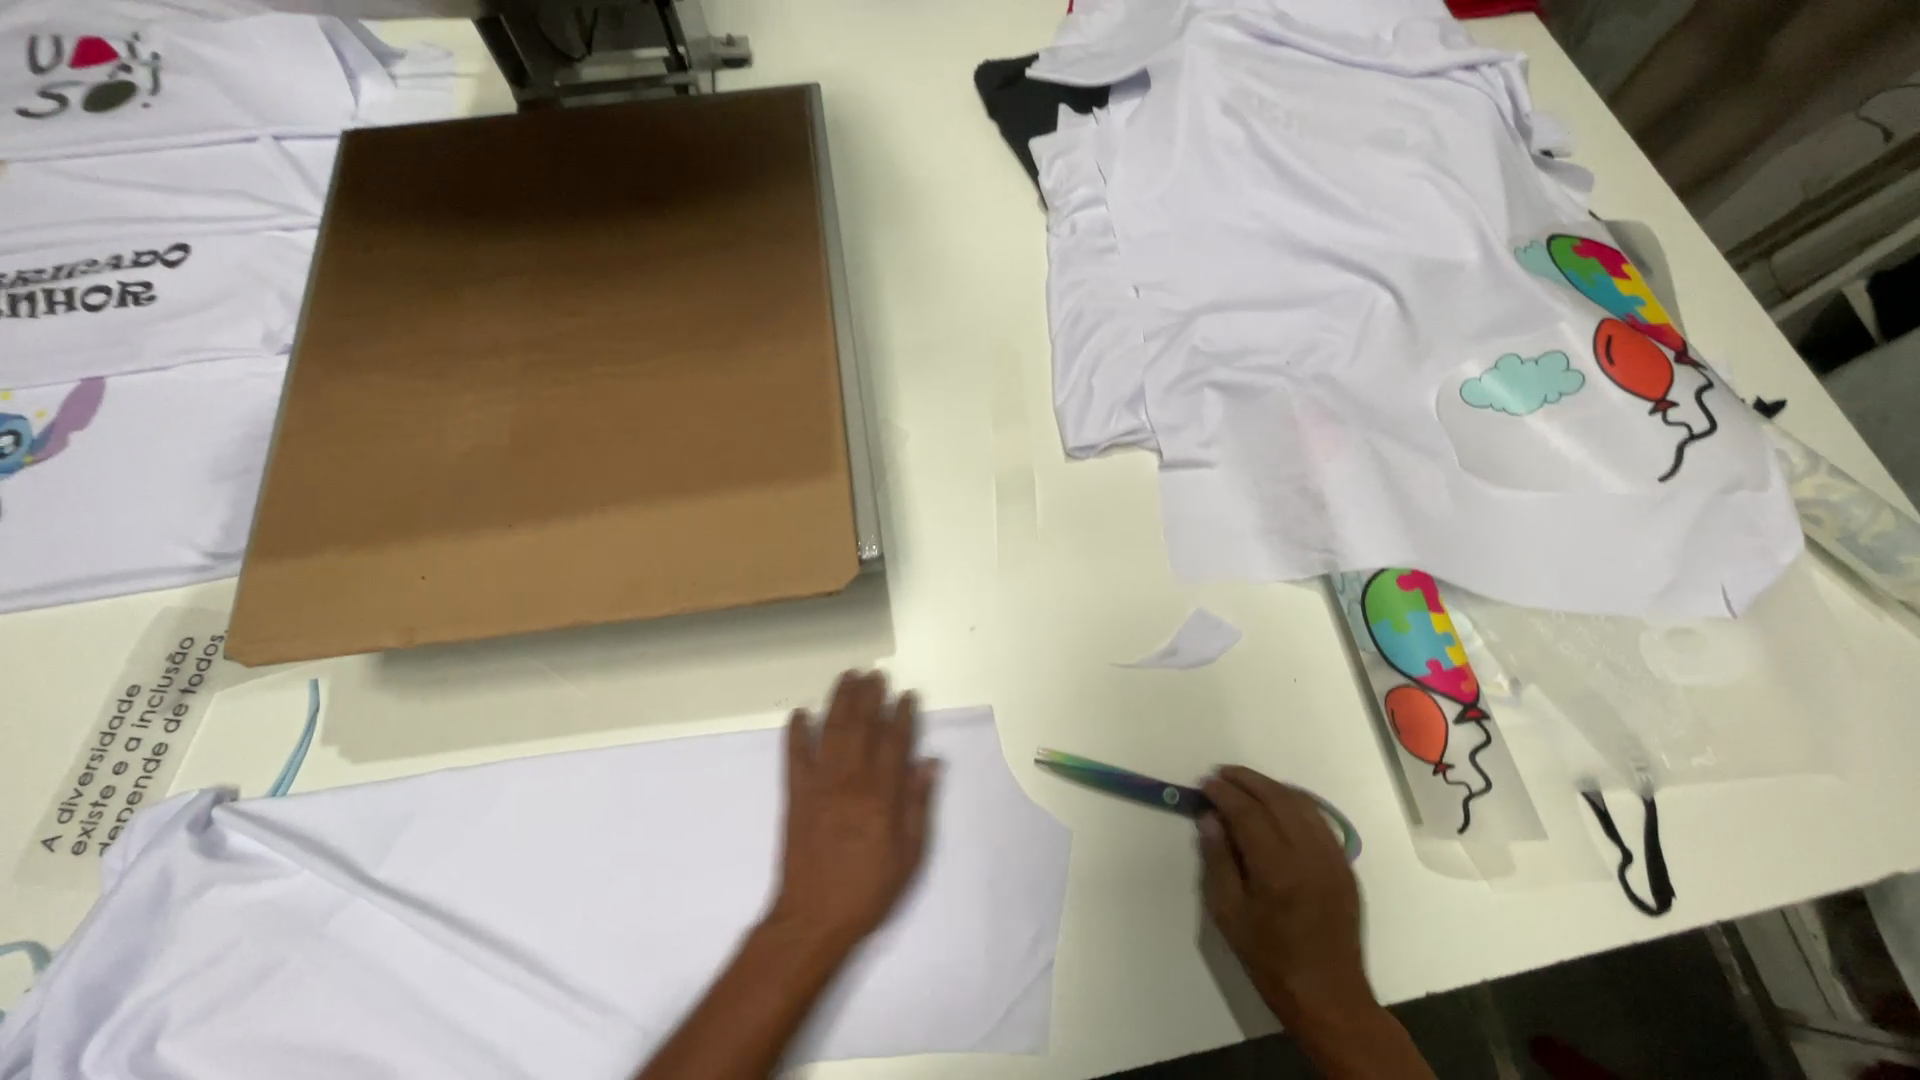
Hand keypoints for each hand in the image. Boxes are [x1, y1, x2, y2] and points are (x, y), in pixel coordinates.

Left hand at [768, 671, 938, 952]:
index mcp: (881, 796)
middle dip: (870, 697)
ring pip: (830, 732)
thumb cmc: (868, 891)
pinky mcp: (794, 796)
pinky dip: (795, 733)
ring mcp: (818, 785)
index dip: (902, 716)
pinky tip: (800, 713)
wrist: (813, 918)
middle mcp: (849, 782)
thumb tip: (930, 763)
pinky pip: (793, 756)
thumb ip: (918, 805)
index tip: (907, 695)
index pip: (894, 743)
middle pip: (861, 728)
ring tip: (848, 677)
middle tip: (877, 674)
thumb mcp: (909, 856)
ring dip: (839, 702)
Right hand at [1199, 766, 1370, 1022]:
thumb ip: (1218, 860)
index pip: (1247, 813)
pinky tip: (1279, 803)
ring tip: (1245, 783)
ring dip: (1271, 787)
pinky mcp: (1345, 866)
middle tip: (1221, 774)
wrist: (1327, 994)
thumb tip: (1211, 818)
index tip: (1205, 784)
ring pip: (1302, 804)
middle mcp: (1309, 855)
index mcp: (1276, 869)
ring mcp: (1333, 858)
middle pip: (1277, 799)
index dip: (1224, 794)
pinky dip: (1296, 802)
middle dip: (1247, 781)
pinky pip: (1320, 820)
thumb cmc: (1268, 958)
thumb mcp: (1228, 913)